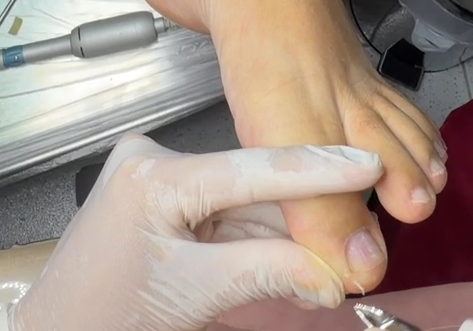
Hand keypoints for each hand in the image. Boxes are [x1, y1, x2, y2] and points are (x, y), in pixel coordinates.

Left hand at [2, 135, 382, 330]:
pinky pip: (220, 209)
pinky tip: (289, 254)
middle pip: (247, 184)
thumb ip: (267, 271)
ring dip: (281, 229)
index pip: (248, 170)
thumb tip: (331, 268)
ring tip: (329, 253)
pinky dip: (254, 235)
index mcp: (152, 174)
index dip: (314, 169)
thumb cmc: (106, 318)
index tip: (366, 162)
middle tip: (357, 228)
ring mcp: (154, 174)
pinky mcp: (158, 193)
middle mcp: (151, 158)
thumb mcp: (194, 294)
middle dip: (299, 212)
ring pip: (238, 199)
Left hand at [139, 0, 445, 292]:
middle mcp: (306, 64)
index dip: (321, 221)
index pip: (295, 157)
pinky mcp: (348, 42)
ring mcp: (335, 52)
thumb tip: (189, 45)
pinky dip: (413, 129)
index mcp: (260, 63)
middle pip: (345, 152)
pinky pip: (388, 92)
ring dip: (404, 172)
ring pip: (380, 124)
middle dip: (358, 218)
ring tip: (416, 207)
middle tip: (370, 270)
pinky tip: (427, 154)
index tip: (345, 273)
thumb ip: (178, 8)